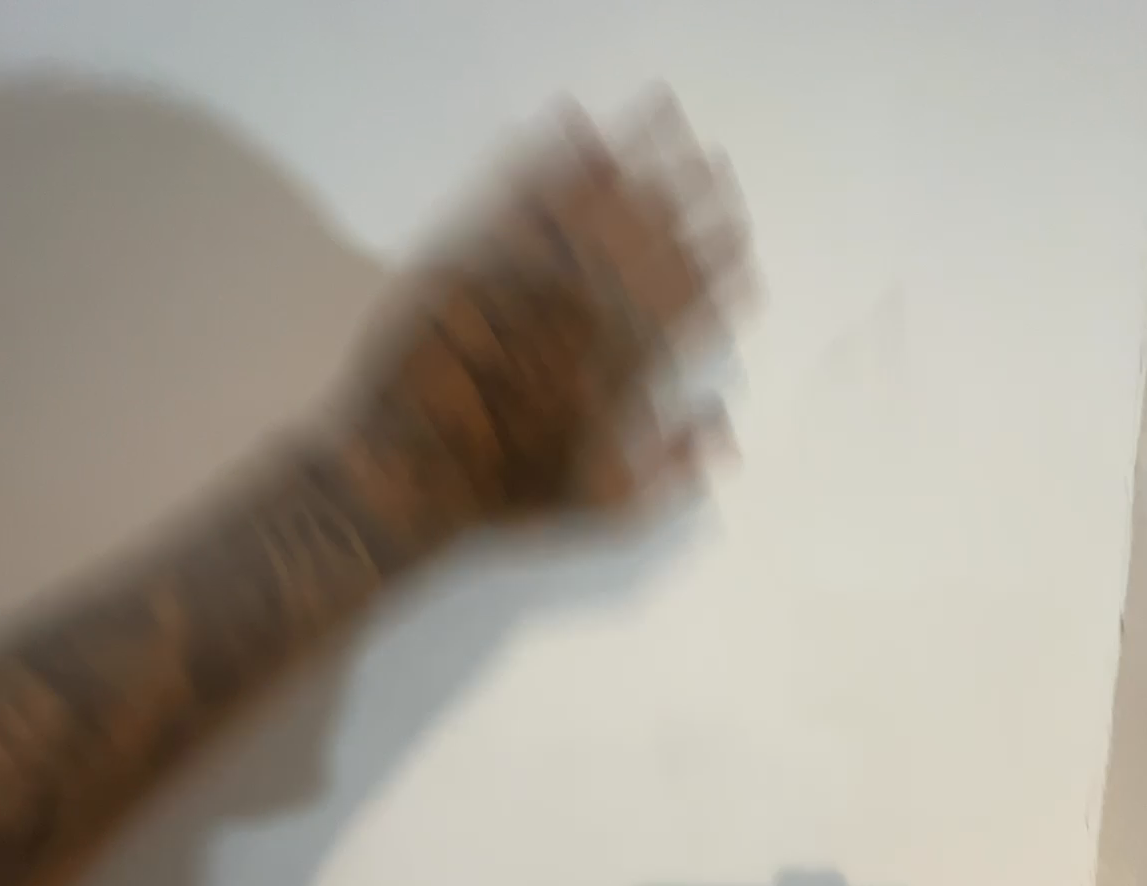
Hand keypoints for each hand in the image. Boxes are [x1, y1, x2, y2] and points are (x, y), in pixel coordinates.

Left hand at [335, 88, 754, 545]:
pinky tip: (575, 125)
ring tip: (668, 117)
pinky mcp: (471, 261)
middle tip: (718, 164)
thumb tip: (726, 422)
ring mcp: (526, 280)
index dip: (719, 263)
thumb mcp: (606, 508)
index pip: (686, 301)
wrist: (405, 476)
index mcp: (621, 369)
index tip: (742, 235)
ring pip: (595, 206)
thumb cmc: (509, 496)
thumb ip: (674, 466)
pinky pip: (520, 197)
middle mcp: (582, 312)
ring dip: (637, 157)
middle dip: (693, 198)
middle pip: (651, 240)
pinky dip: (551, 157)